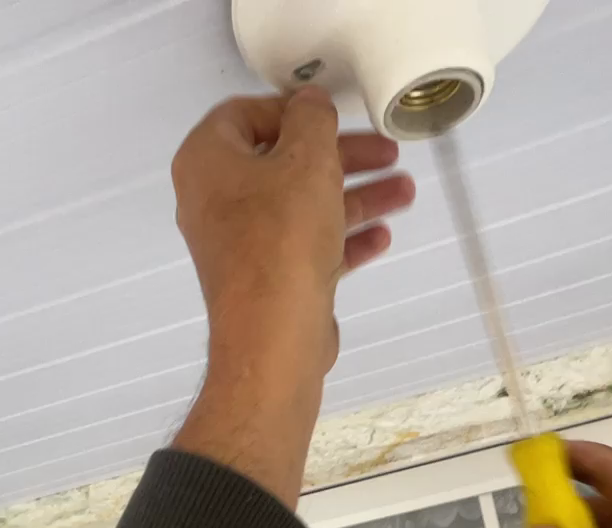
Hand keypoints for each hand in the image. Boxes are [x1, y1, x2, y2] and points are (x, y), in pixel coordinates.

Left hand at [171, 88, 412, 376]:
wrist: (273, 337)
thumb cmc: (281, 239)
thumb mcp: (306, 160)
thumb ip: (313, 120)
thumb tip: (310, 105)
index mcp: (208, 162)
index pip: (247, 115)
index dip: (296, 110)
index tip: (336, 118)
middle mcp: (218, 203)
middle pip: (285, 165)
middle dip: (343, 158)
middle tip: (388, 153)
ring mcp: (243, 247)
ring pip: (303, 209)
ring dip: (355, 198)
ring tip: (403, 194)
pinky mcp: (269, 282)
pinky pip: (307, 249)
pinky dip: (342, 239)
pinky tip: (380, 237)